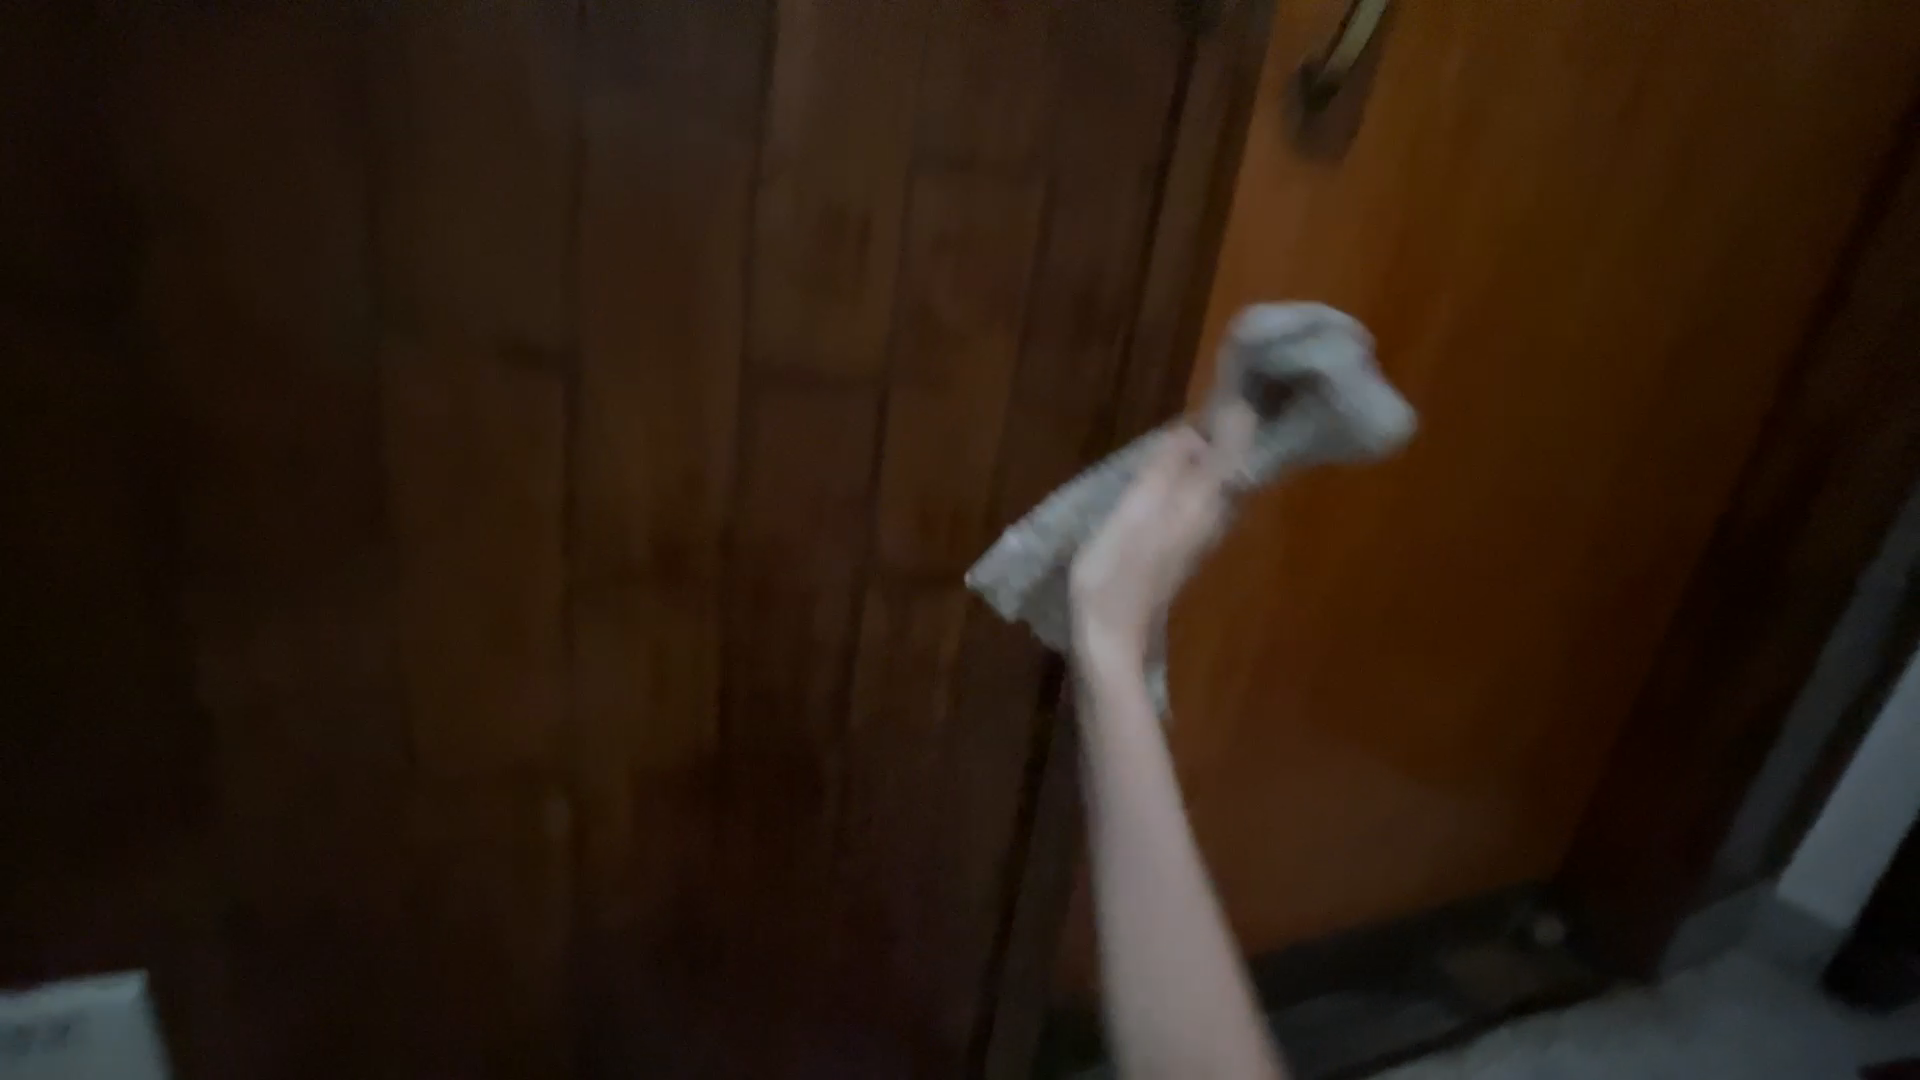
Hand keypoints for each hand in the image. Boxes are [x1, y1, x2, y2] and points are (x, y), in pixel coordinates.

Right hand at [1069, 403, 1254, 665]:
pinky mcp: (1182, 547)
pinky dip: (1194, 475)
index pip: (1237, 445)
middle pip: (1232, 461)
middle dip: (1226, 428)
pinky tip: (1172, 469)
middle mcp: (1213, 515)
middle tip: (1210, 395)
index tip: (1228, 380)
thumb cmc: (1114, 572)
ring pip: (1216, 480)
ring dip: (1209, 451)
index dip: (1235, 411)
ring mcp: (1199, 534)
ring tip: (1190, 423)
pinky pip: (1199, 498)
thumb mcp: (1133, 512)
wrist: (1112, 637)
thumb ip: (1165, 469)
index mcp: (1204, 501)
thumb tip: (1194, 430)